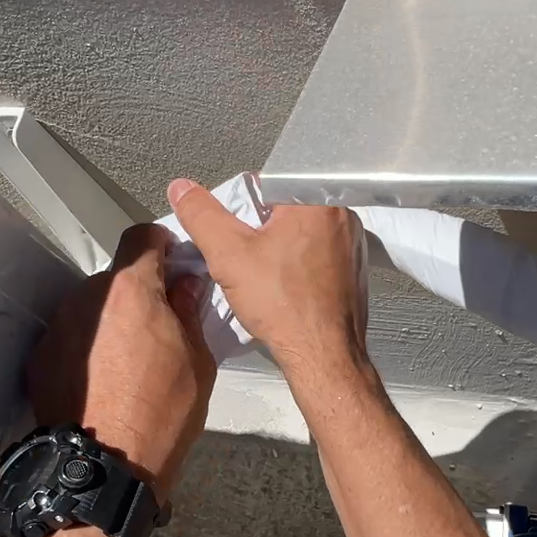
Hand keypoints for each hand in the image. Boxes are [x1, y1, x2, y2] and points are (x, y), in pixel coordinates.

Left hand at [28, 224, 215, 495]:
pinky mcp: (41, 357)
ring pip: (92, 309)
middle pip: (116, 278)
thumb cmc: (161, 414)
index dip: (161, 246)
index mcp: (132, 290)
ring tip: (129, 364)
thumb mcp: (198, 362)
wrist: (105, 466)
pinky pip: (71, 338)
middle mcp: (88, 298)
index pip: (141, 237)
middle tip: (159, 328)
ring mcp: (59, 327)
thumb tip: (185, 286)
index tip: (173, 264)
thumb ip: (189, 313)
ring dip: (111, 323)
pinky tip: (104, 383)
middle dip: (138, 295)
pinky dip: (87, 349)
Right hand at [168, 178, 369, 380]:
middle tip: (250, 257)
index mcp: (316, 199)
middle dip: (262, 228)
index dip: (244, 207)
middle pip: (287, 206)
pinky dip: (299, 265)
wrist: (321, 353)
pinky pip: (319, 255)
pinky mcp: (354, 270)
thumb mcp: (228, 254)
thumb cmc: (284, 306)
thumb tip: (182, 189)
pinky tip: (286, 288)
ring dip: (281, 246)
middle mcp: (342, 215)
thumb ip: (202, 216)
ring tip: (268, 275)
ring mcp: (352, 244)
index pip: (269, 182)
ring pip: (303, 232)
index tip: (238, 233)